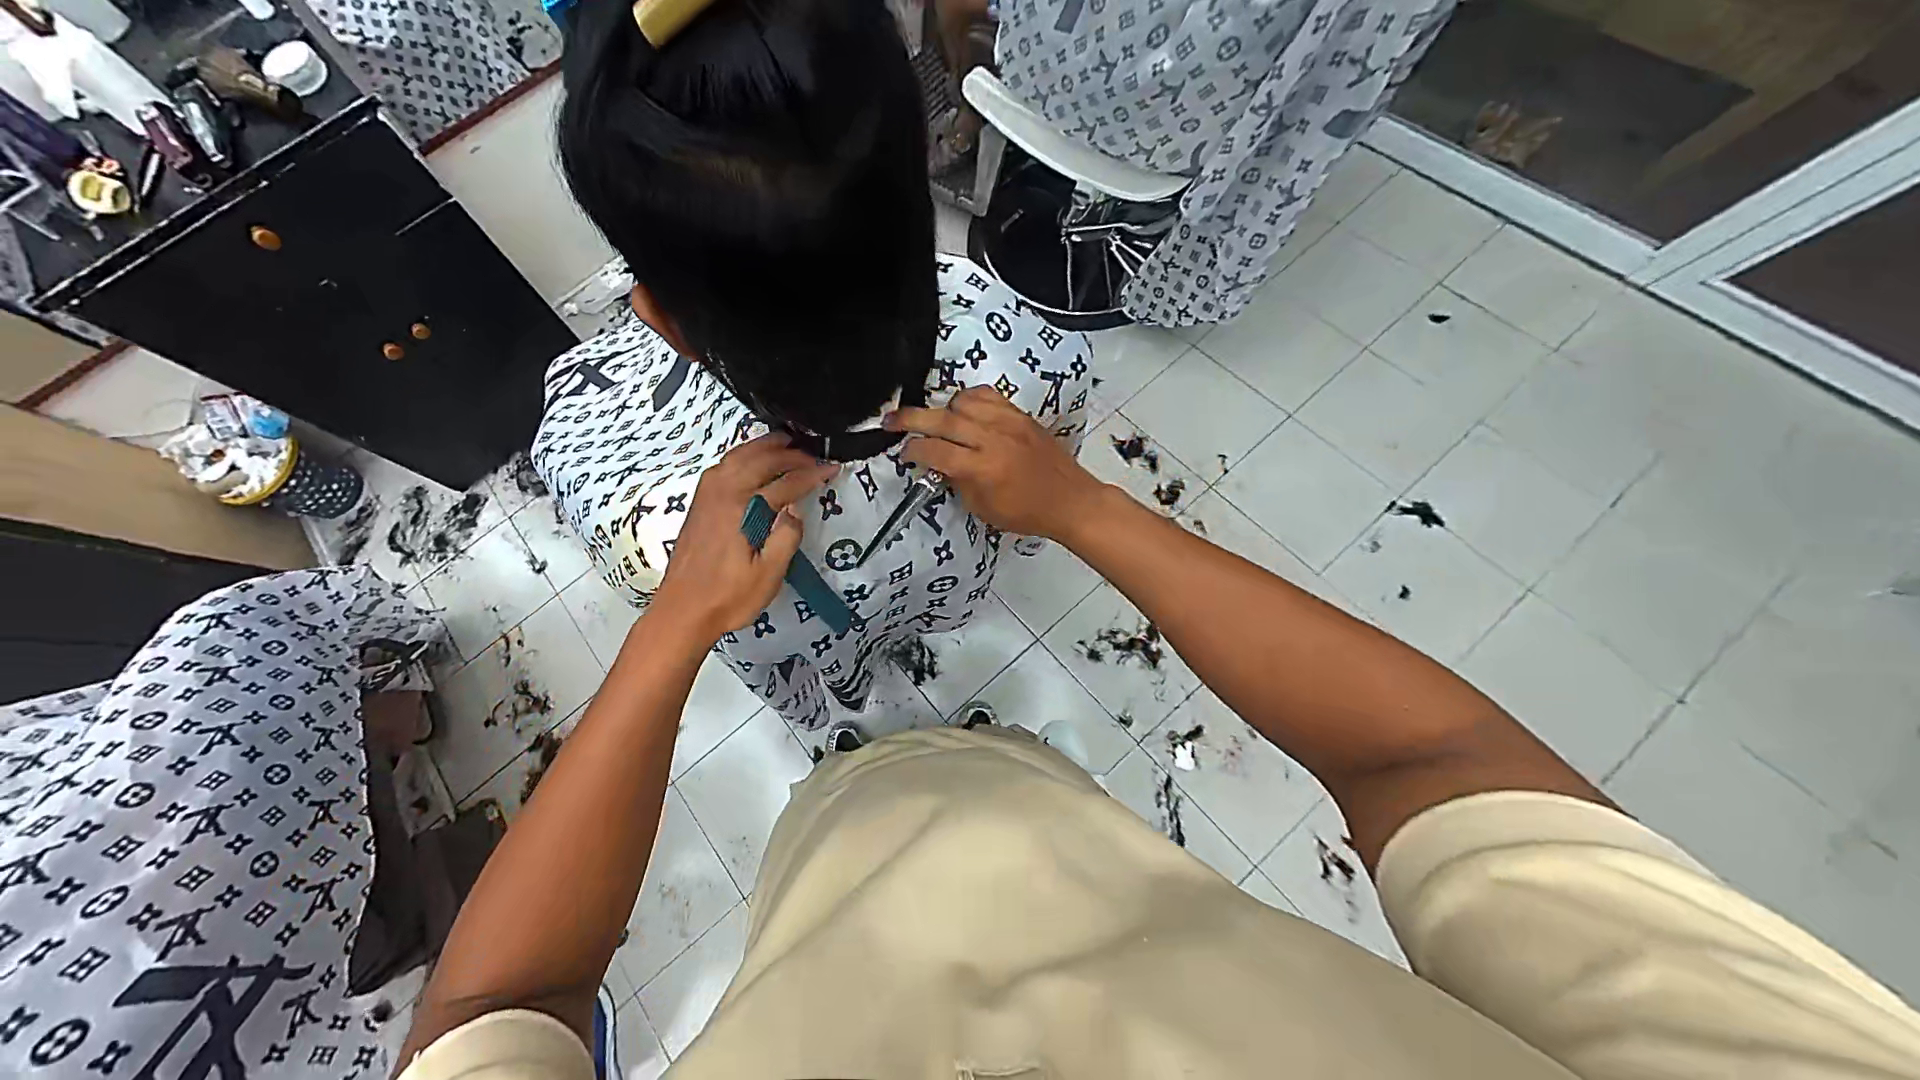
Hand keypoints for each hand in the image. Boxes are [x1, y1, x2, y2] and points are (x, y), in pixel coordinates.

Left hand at [647, 435, 838, 643]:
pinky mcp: (698, 505)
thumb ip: (785, 538)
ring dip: (762, 446)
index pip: (784, 483)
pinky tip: (750, 460)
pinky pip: (722, 466)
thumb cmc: (727, 598)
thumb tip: (795, 511)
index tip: (831, 469)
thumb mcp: (767, 575)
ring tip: (785, 442)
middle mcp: (721, 495)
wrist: (682, 612)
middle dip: (788, 453)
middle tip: (812, 452)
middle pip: (758, 460)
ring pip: (736, 457)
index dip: (810, 475)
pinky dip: (741, 455)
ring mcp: (706, 497)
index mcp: (741, 509)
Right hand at [886, 385, 1108, 540]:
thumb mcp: (983, 508)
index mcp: (983, 469)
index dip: (912, 451)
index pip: (935, 451)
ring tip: (934, 421)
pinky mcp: (1019, 414)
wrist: (1069, 500)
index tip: (903, 454)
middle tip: (890, 421)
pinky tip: (963, 410)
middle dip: (910, 419)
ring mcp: (1008, 423)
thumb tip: (939, 463)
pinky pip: (987, 395)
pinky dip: (968, 399)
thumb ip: (958, 482)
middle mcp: (993, 440)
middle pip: (942, 420)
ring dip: (942, 409)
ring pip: (962, 401)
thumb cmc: (1027, 513)